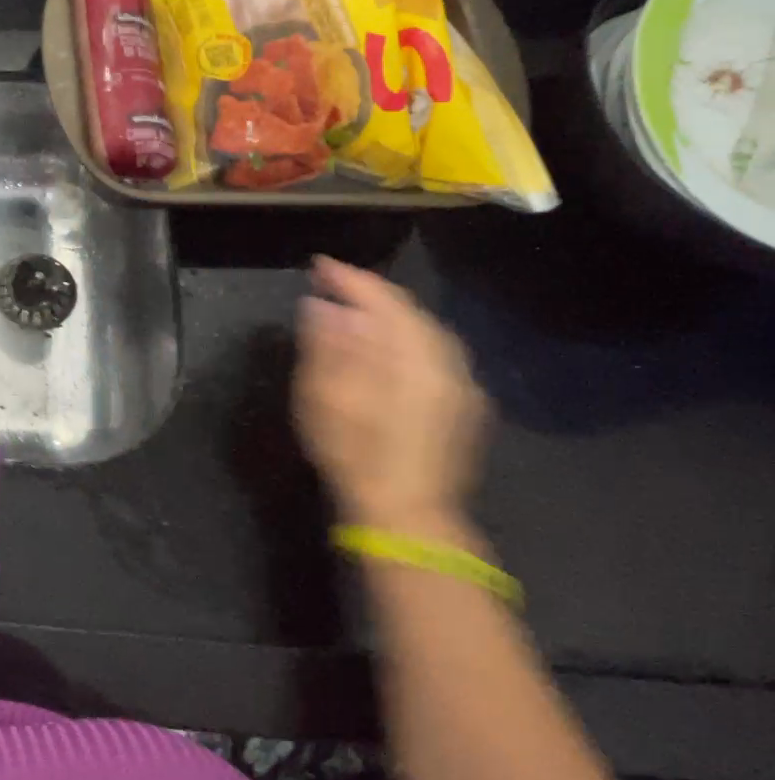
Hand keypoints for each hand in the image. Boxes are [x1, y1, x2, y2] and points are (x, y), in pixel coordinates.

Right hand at [294, 257, 486, 528]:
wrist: (406, 516)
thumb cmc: (356, 454)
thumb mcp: (325, 399)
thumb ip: (328, 347)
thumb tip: (324, 305)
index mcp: (414, 358)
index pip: (384, 301)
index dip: (350, 279)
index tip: (319, 264)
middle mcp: (446, 364)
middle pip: (410, 313)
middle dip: (369, 294)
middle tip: (332, 283)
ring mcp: (459, 388)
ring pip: (424, 334)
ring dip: (388, 316)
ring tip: (352, 312)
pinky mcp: (460, 408)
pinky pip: (431, 355)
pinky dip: (402, 340)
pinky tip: (382, 349)